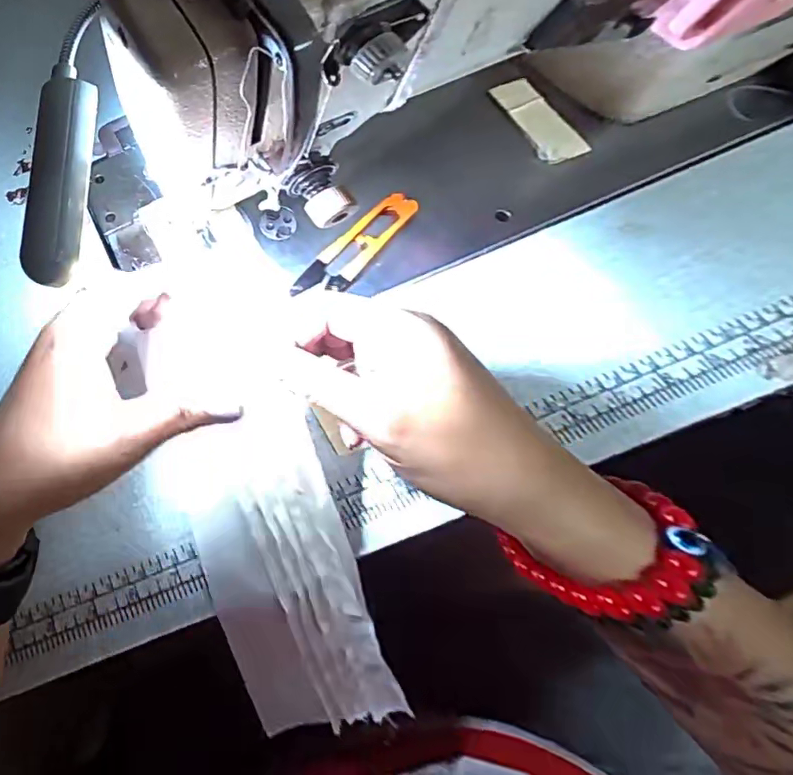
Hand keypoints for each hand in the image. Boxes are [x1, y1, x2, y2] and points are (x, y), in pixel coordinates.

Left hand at [0, 279, 223, 566]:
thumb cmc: (60, 458)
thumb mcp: (128, 437)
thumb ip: (182, 413)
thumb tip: (235, 405)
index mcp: (79, 333)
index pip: (129, 286)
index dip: (167, 280)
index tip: (204, 281)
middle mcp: (62, 328)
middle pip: (113, 290)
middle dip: (153, 292)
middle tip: (190, 308)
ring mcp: (50, 345)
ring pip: (97, 308)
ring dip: (131, 308)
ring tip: (166, 325)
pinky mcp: (47, 363)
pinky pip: (87, 325)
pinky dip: (115, 325)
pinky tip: (132, 353)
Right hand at [280, 291, 655, 583]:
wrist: (525, 484)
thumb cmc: (449, 447)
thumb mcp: (373, 416)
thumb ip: (314, 381)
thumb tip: (267, 354)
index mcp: (395, 324)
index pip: (323, 308)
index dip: (290, 335)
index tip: (271, 373)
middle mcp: (406, 328)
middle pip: (338, 330)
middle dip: (312, 363)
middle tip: (299, 402)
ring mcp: (420, 350)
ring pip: (354, 356)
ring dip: (335, 386)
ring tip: (334, 425)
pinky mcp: (427, 374)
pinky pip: (378, 373)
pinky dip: (360, 396)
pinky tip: (361, 432)